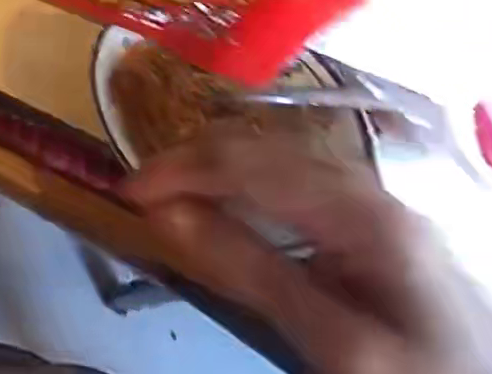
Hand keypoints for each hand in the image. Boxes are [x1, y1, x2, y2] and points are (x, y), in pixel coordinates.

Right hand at [121, 125, 491, 373]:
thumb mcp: (339, 345)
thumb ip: (252, 270)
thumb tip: (166, 212)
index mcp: (355, 207)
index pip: (241, 160)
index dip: (176, 169)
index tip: (126, 192)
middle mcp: (357, 185)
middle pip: (250, 145)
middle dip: (187, 161)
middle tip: (140, 193)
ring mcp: (365, 198)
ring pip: (264, 154)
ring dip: (208, 166)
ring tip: (169, 193)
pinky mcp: (365, 219)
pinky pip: (283, 177)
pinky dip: (237, 182)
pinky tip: (222, 204)